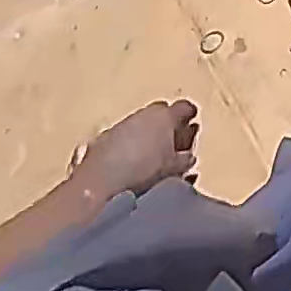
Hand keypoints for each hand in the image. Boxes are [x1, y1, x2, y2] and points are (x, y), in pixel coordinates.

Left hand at [68, 100, 198, 199]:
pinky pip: (123, 135)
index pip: (184, 107)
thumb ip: (184, 159)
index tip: (192, 124)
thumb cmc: (144, 171)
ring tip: (149, 153)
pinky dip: (128, 143)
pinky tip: (128, 161)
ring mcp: (122, 124)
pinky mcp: (103, 139)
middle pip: (162, 111)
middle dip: (168, 123)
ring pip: (140, 123)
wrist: (98, 184)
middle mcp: (145, 113)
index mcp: (166, 115)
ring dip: (146, 133)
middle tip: (172, 140)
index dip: (190, 115)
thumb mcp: (173, 168)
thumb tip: (188, 156)